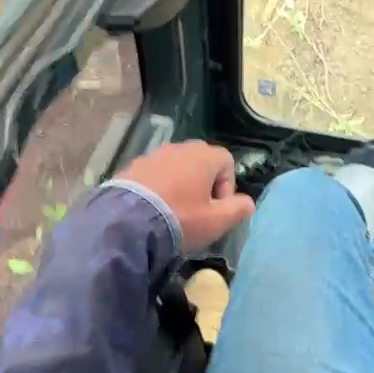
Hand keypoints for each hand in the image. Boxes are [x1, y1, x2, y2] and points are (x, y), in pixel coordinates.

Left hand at [115, 140, 254, 251]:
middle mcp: (179, 148)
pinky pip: (154, 175)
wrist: (126, 224)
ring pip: (176, 168)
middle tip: (196, 212)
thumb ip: (238, 209)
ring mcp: (153, 155)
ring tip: (171, 213)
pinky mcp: (131, 167)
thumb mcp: (216, 222)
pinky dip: (158, 188)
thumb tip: (247, 202)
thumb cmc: (179, 219)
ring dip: (179, 186)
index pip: (226, 162)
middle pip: (201, 163)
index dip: (227, 187)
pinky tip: (151, 211)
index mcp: (204, 155)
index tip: (216, 210)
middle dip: (203, 185)